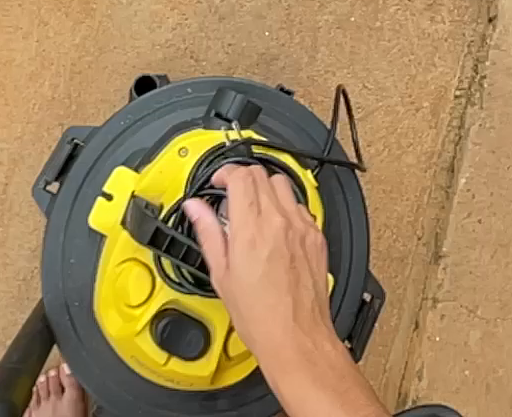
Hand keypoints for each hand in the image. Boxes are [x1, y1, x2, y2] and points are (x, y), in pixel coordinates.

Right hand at [181, 165, 388, 416]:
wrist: (297, 338)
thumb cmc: (260, 316)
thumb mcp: (222, 275)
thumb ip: (208, 233)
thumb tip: (195, 208)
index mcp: (252, 229)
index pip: (240, 176)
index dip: (225, 172)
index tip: (219, 182)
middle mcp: (279, 221)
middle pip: (261, 173)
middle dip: (243, 178)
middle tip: (233, 195)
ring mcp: (301, 226)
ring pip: (283, 184)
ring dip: (265, 189)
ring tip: (255, 209)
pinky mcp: (316, 235)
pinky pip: (300, 206)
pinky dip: (286, 207)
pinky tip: (276, 226)